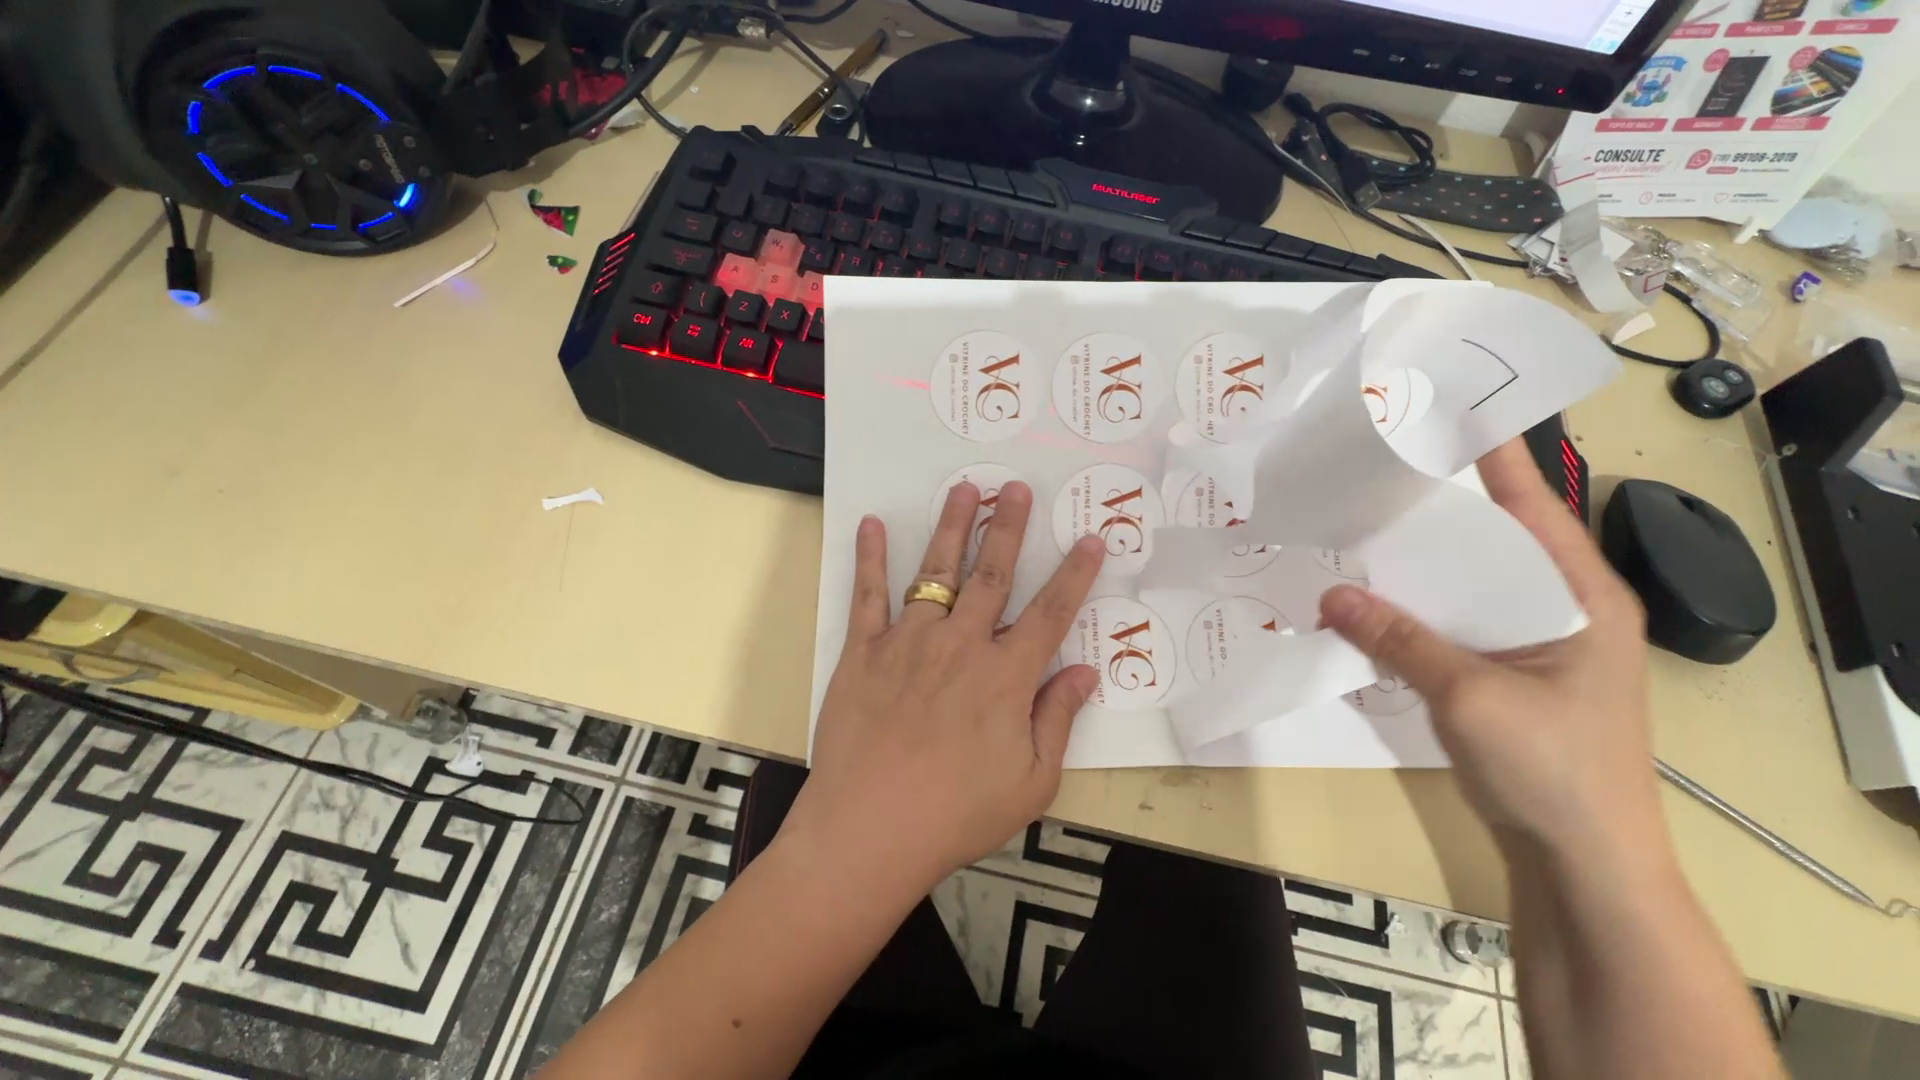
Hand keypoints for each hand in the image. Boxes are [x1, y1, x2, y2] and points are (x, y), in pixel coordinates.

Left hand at [785, 481, 1105, 894]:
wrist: (870, 830)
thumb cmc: (957, 815)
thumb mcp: (1031, 782)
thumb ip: (1058, 720)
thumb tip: (1086, 671)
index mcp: (1006, 677)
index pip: (1051, 613)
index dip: (1074, 574)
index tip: (1090, 539)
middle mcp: (960, 646)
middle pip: (992, 575)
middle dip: (1009, 527)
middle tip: (1016, 488)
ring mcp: (908, 644)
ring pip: (935, 572)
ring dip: (952, 527)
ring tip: (964, 490)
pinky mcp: (863, 653)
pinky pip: (867, 596)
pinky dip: (869, 557)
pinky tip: (870, 524)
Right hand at [1319, 439, 1663, 859]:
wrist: (1586, 862)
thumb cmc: (1553, 769)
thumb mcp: (1473, 697)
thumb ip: (1402, 641)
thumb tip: (1329, 594)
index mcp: (1585, 598)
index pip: (1534, 509)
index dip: (1494, 460)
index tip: (1444, 413)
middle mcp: (1565, 611)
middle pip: (1495, 543)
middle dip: (1437, 511)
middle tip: (1374, 472)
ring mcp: (1536, 647)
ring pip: (1470, 587)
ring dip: (1420, 567)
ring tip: (1359, 530)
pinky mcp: (1509, 678)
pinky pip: (1457, 627)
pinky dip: (1417, 613)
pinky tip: (1371, 604)